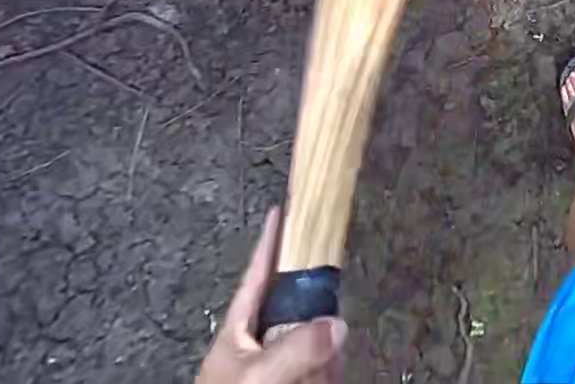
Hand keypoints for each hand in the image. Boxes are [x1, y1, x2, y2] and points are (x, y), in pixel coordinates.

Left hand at [196, 209, 346, 383]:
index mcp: (235, 333)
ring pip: (309, 339)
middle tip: (333, 313)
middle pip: (293, 305)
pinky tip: (330, 377)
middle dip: (317, 309)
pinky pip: (316, 368)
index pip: (257, 275)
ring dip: (323, 351)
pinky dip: (327, 372)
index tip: (283, 208)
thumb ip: (298, 346)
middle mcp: (254, 347)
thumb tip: (339, 323)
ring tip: (327, 369)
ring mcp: (270, 371)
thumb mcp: (259, 377)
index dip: (271, 242)